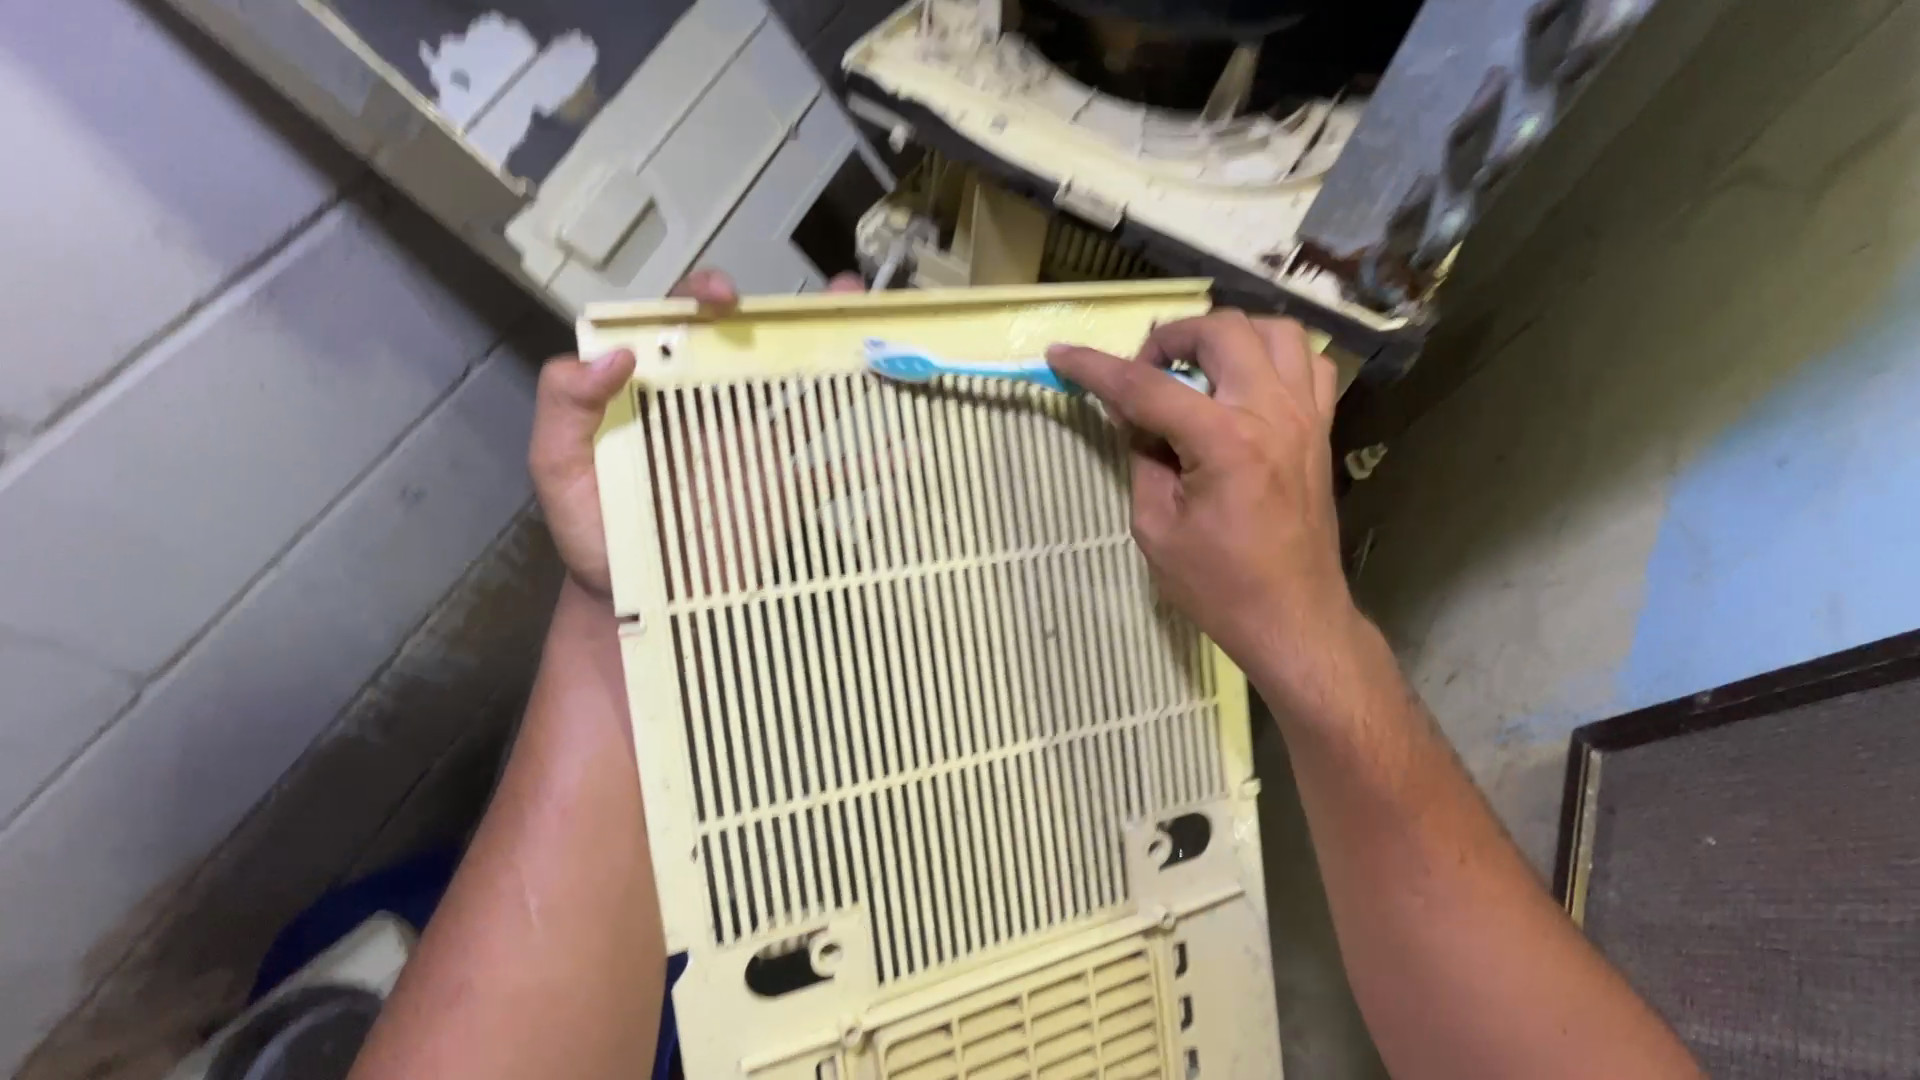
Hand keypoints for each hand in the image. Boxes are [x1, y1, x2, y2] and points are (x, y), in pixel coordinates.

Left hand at [529, 270, 862, 598]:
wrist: (635, 602)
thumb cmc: (595, 535)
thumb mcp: (559, 471)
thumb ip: (565, 411)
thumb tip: (614, 356)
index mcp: (658, 394)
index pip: (682, 328)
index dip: (702, 299)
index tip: (721, 300)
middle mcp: (712, 410)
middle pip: (755, 347)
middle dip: (793, 314)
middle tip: (833, 296)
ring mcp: (757, 450)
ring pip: (802, 393)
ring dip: (838, 359)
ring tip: (873, 324)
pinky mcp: (785, 492)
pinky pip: (831, 471)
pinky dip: (868, 461)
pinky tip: (902, 444)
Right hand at [1045, 311, 1354, 686]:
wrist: (1292, 618)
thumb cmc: (1218, 586)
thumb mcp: (1154, 527)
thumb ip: (1141, 458)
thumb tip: (1134, 416)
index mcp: (1225, 443)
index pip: (1147, 386)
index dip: (1096, 367)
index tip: (1061, 352)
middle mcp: (1272, 413)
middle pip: (1220, 331)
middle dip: (1169, 338)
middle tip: (1142, 373)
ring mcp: (1306, 416)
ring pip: (1274, 330)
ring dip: (1226, 336)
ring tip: (1196, 366)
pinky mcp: (1322, 428)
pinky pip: (1308, 363)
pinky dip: (1273, 355)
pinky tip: (1245, 381)